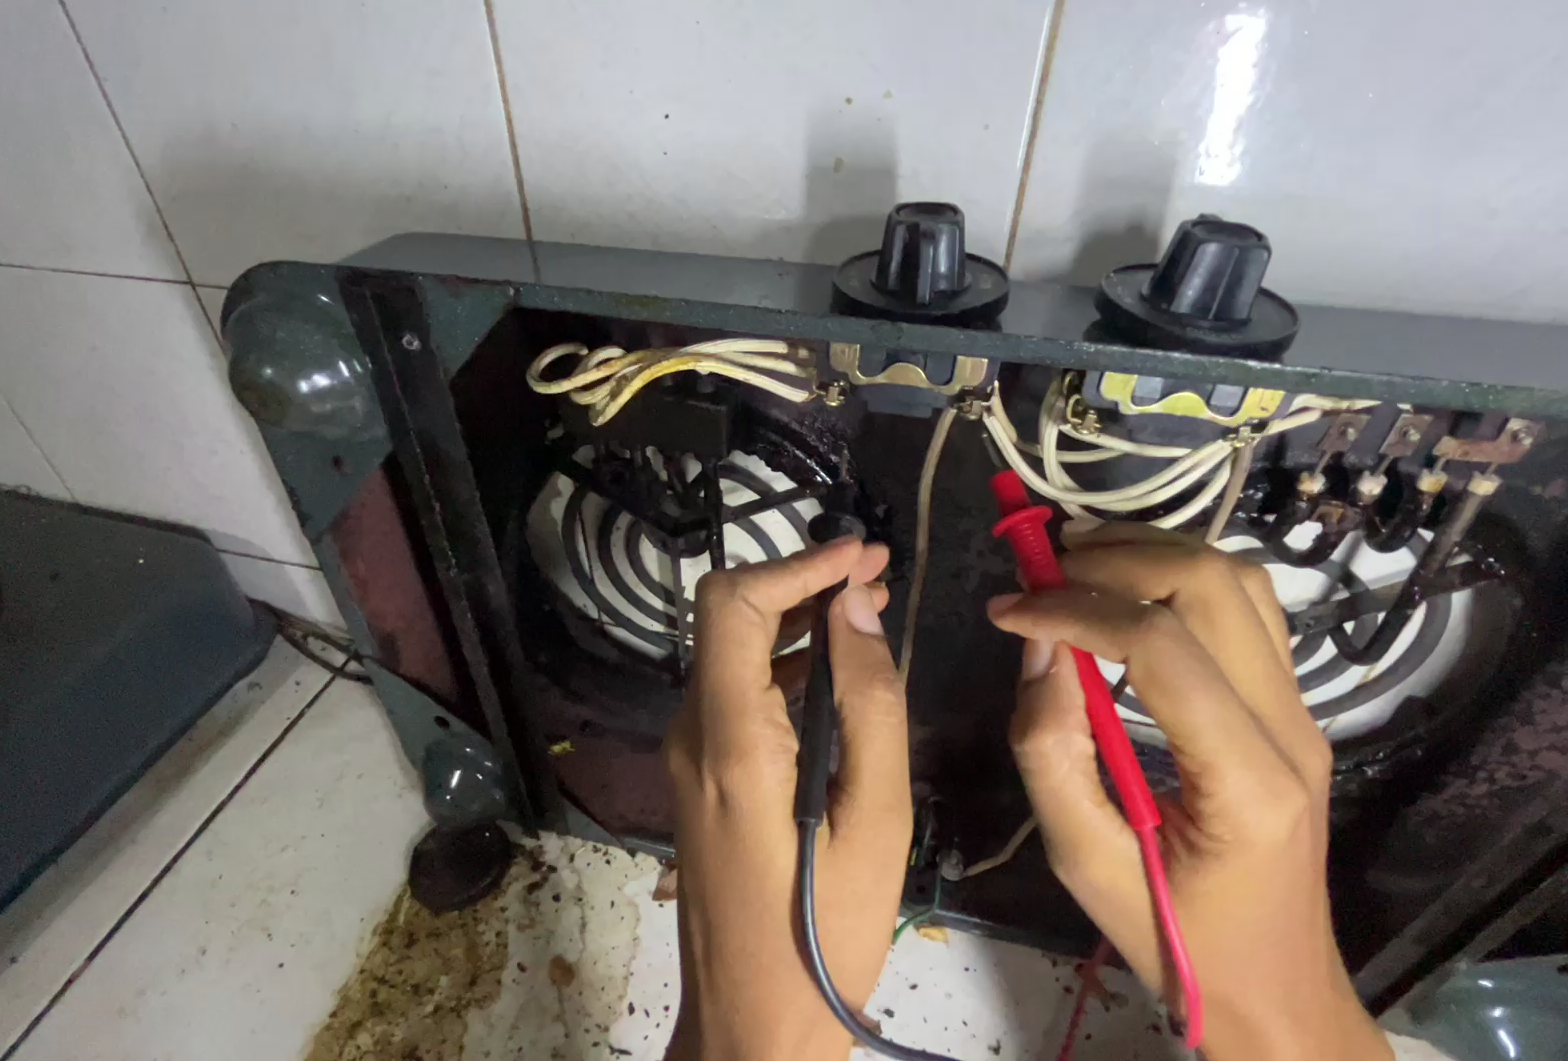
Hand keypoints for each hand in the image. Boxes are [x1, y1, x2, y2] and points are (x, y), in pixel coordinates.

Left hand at [663, 537, 909, 1060]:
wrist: (750, 1021)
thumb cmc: (824, 932)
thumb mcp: (874, 817)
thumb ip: (869, 702)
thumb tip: (856, 607)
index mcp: (731, 738)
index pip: (733, 605)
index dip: (795, 564)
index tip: (861, 554)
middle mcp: (693, 729)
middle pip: (730, 616)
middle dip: (801, 581)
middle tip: (877, 572)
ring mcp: (690, 749)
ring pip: (735, 649)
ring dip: (798, 619)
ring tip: (869, 608)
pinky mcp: (701, 769)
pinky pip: (738, 690)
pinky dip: (785, 662)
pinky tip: (838, 669)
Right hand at [986, 524, 1391, 1060]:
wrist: (1277, 987)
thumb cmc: (1175, 936)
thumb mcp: (1084, 860)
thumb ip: (1051, 752)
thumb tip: (1039, 648)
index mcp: (1245, 778)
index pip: (1159, 644)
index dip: (1072, 609)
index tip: (1007, 611)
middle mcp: (1290, 726)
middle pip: (1211, 585)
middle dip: (1113, 560)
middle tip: (1039, 570)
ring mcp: (1301, 709)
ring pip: (1238, 579)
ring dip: (1150, 552)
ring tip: (1074, 561)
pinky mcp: (1289, 704)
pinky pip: (1243, 606)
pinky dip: (1177, 574)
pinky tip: (1123, 588)